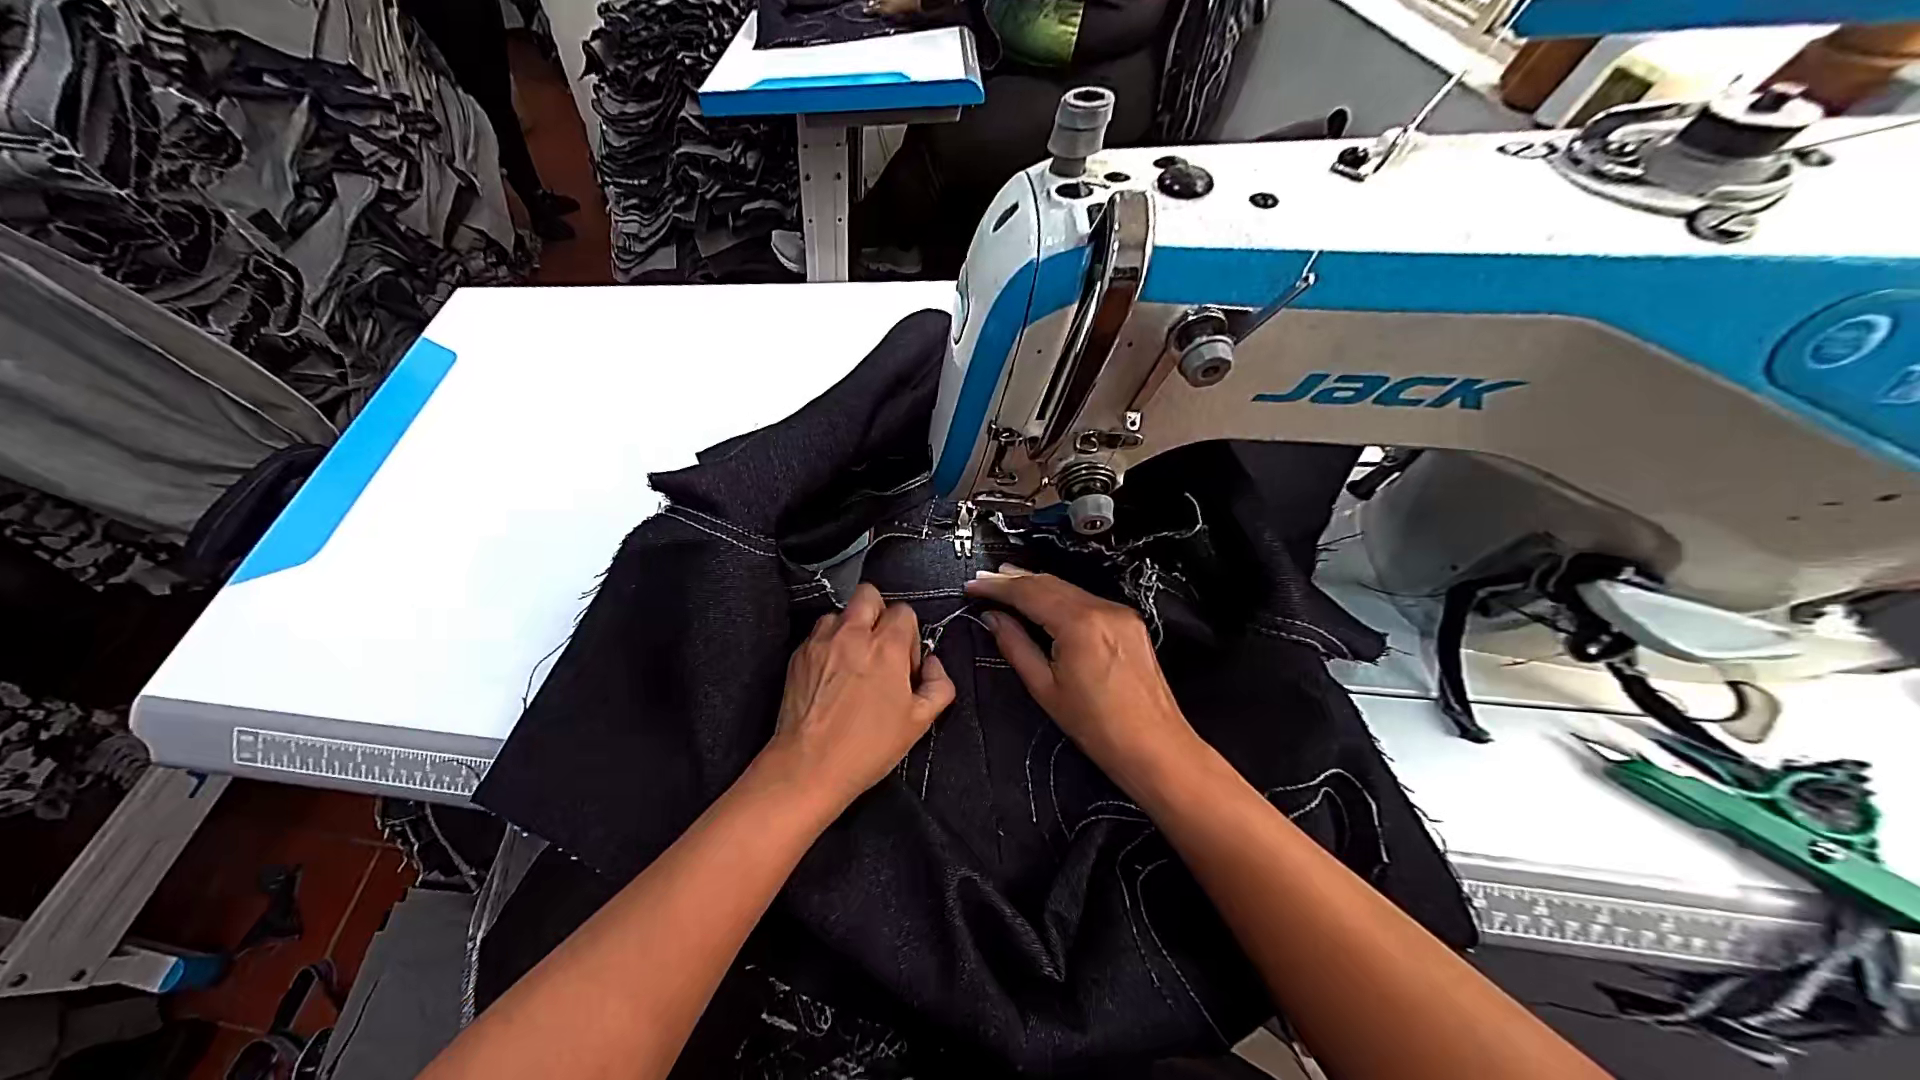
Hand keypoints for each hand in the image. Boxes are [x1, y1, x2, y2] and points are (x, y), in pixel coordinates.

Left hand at [756, 583, 954, 812]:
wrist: (809, 766)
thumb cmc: (867, 747)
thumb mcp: (920, 721)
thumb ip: (939, 684)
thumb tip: (933, 665)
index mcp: (886, 646)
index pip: (904, 611)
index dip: (909, 635)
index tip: (904, 663)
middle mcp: (852, 634)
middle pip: (869, 594)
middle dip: (879, 613)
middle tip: (881, 647)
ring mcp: (821, 642)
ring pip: (841, 612)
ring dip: (851, 628)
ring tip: (854, 661)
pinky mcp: (798, 655)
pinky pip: (819, 634)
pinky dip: (829, 644)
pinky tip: (833, 675)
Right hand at [963, 565, 1197, 788]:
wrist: (1154, 748)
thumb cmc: (1103, 728)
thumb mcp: (1044, 688)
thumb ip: (1015, 645)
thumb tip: (994, 619)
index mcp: (1080, 625)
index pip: (1028, 592)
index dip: (996, 586)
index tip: (975, 585)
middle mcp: (1104, 611)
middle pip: (1048, 582)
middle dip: (1014, 579)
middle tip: (985, 580)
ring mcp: (1120, 615)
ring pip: (1068, 588)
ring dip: (1036, 585)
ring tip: (1007, 585)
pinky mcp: (1129, 623)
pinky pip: (1087, 599)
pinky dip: (1060, 597)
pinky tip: (1044, 602)